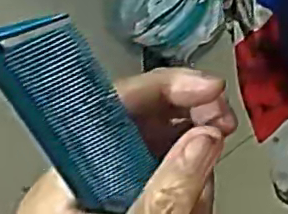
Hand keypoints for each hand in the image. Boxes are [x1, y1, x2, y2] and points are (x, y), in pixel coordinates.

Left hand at [16, 68, 237, 213]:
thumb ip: (166, 193)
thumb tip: (207, 133)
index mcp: (63, 182)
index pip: (116, 101)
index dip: (169, 85)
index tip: (212, 90)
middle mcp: (78, 180)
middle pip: (147, 121)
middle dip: (194, 126)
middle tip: (224, 131)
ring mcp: (97, 196)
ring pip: (162, 150)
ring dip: (195, 164)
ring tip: (201, 199)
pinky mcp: (117, 208)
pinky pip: (161, 177)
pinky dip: (187, 186)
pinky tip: (193, 206)